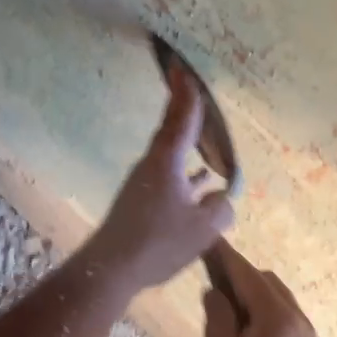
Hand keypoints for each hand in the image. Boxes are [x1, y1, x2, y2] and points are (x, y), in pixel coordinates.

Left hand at [84, 64, 234, 292]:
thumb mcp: (203, 229)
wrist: (112, 267)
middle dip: (183, 104)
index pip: (182, 119)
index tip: (186, 68)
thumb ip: (220, 208)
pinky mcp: (143, 198)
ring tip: (202, 124)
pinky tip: (201, 178)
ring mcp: (146, 180)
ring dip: (186, 134)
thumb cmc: (158, 243)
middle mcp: (154, 163)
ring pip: (171, 149)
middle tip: (190, 80)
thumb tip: (223, 196)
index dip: (188, 95)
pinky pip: (171, 171)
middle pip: (172, 127)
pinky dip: (186, 166)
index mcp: (167, 160)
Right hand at [204, 241, 336, 336]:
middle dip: (237, 275)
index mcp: (277, 319)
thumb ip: (218, 324)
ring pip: (276, 300)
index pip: (246, 273)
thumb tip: (215, 291)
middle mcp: (298, 320)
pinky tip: (244, 334)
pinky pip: (283, 318)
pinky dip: (262, 312)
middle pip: (264, 282)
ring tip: (222, 309)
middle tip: (206, 281)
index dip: (223, 255)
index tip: (204, 237)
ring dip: (251, 295)